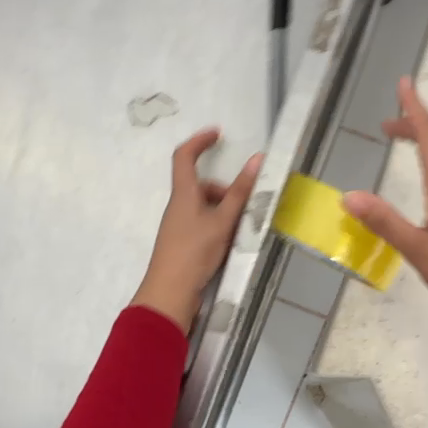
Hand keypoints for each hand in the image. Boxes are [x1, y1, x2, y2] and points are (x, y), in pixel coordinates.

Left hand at [134, 129, 263, 332]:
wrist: (170, 293)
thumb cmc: (194, 252)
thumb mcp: (222, 221)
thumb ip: (240, 192)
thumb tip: (257, 160)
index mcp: (183, 194)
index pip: (185, 156)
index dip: (199, 141)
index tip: (217, 134)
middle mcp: (178, 207)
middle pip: (200, 186)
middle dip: (223, 190)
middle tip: (242, 206)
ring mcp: (178, 227)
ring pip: (203, 208)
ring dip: (223, 212)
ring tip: (238, 231)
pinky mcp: (182, 246)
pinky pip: (202, 226)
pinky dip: (217, 228)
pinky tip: (228, 246)